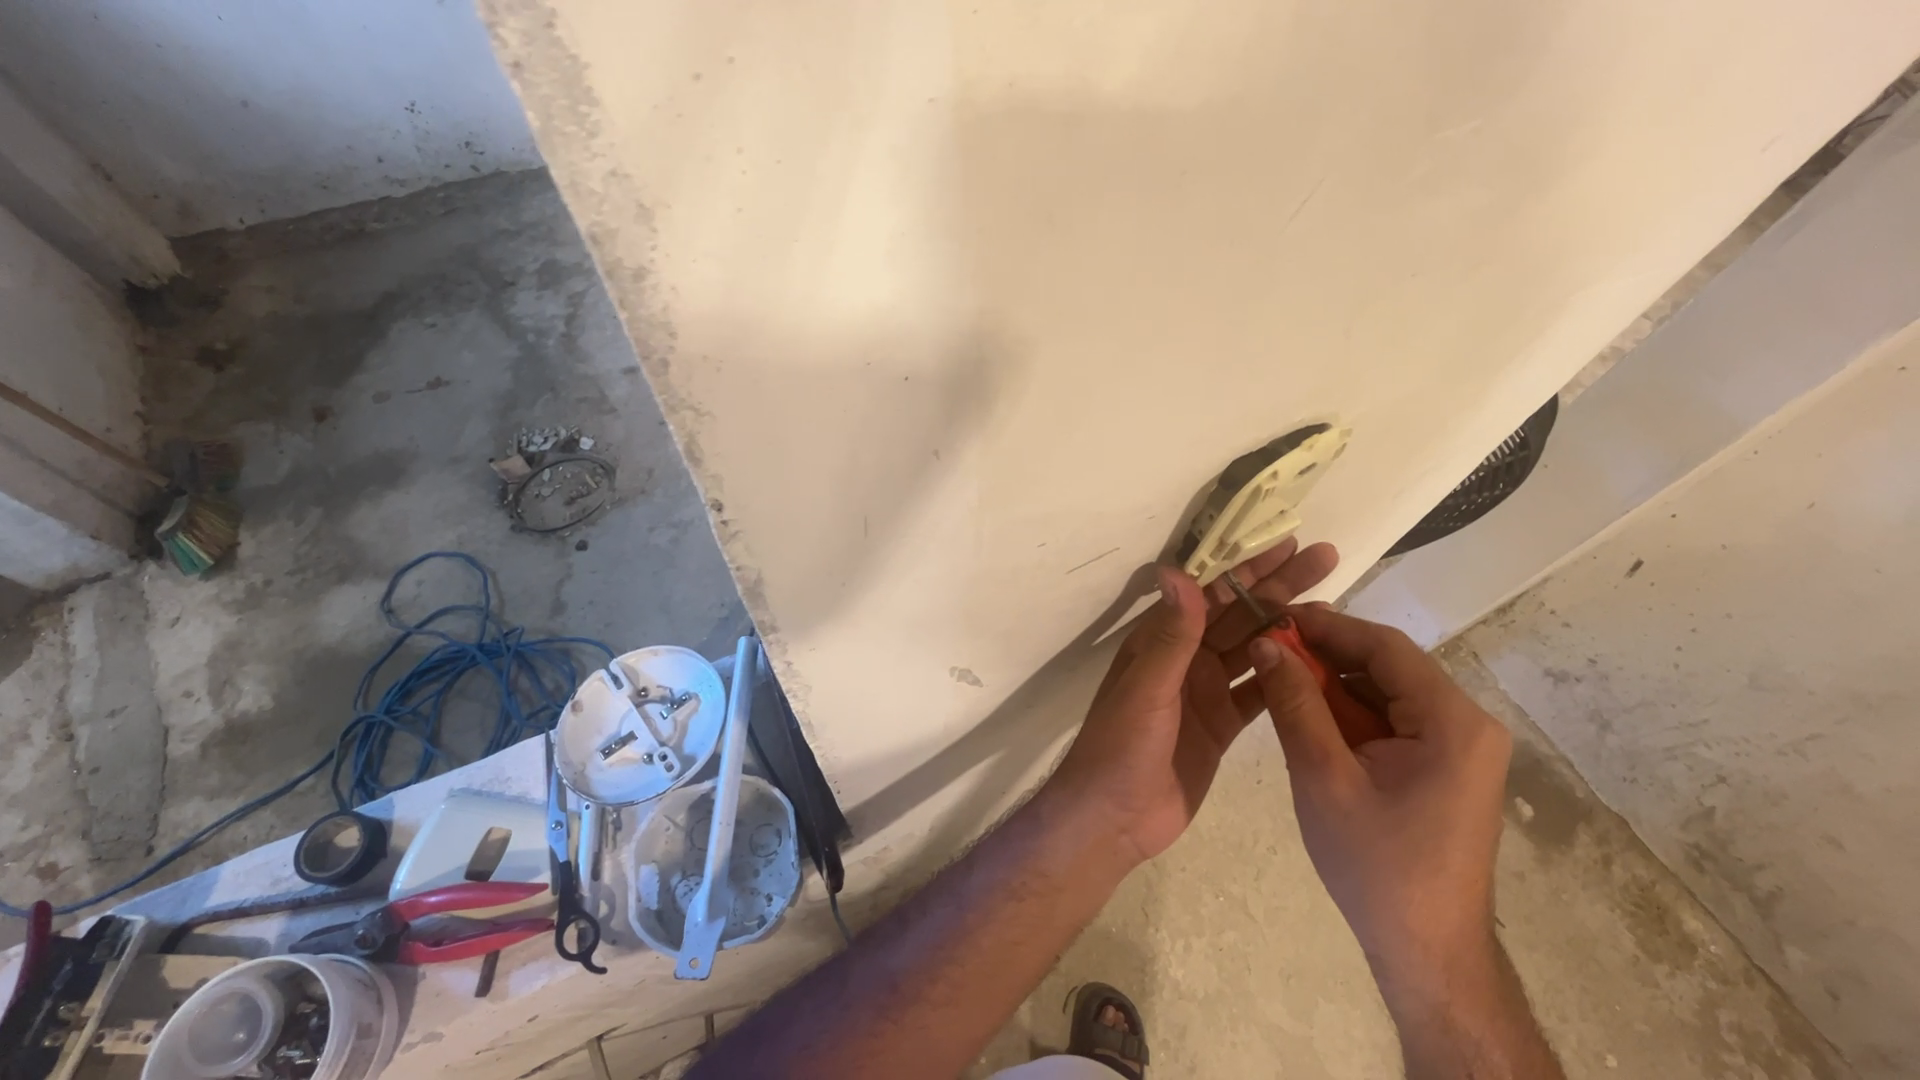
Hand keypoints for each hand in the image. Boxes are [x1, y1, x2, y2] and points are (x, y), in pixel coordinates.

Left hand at [1044, 539, 1337, 867]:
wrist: (1114, 818)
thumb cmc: (1120, 747)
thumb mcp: (1147, 687)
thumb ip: (1171, 635)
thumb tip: (1178, 570)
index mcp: (1161, 642)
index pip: (1210, 593)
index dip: (1247, 568)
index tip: (1288, 543)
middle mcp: (1185, 660)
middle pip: (1239, 616)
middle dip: (1279, 588)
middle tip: (1326, 560)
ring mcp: (1205, 693)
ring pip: (1254, 650)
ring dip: (1288, 628)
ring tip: (1334, 605)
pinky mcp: (1222, 725)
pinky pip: (1260, 693)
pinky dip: (1286, 678)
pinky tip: (1321, 665)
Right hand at [1246, 606, 1511, 984]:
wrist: (1426, 948)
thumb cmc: (1374, 864)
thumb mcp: (1323, 776)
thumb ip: (1295, 703)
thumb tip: (1266, 644)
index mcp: (1452, 721)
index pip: (1385, 647)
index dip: (1327, 626)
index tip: (1272, 617)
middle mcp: (1468, 723)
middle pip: (1389, 666)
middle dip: (1326, 655)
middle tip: (1267, 649)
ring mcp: (1461, 747)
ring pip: (1387, 692)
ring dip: (1335, 684)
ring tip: (1279, 680)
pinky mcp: (1446, 767)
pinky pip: (1394, 721)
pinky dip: (1351, 714)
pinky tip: (1310, 717)